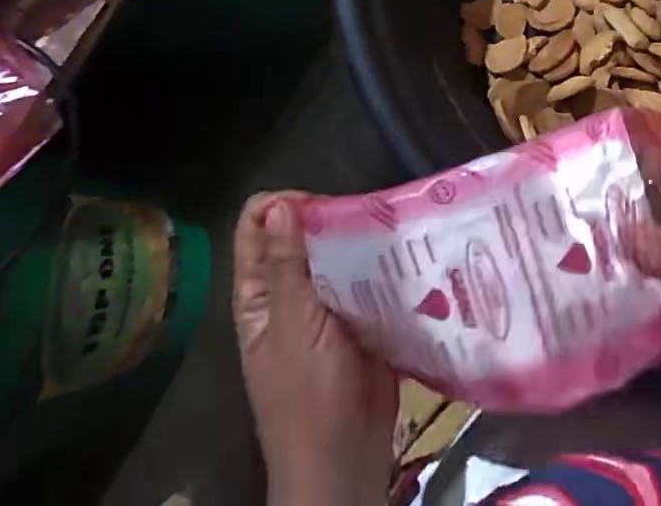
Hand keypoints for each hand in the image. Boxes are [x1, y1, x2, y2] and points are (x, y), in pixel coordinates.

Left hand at [236, 192, 397, 505]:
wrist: (345, 456)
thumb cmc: (308, 397)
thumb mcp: (294, 328)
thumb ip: (288, 267)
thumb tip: (279, 205)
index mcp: (260, 292)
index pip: (257, 226)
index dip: (284, 206)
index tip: (323, 209)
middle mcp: (290, 290)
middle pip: (302, 232)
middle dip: (330, 217)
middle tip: (364, 218)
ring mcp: (328, 301)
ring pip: (338, 250)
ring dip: (359, 236)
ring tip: (389, 228)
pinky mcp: (362, 312)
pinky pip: (368, 273)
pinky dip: (381, 260)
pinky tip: (403, 251)